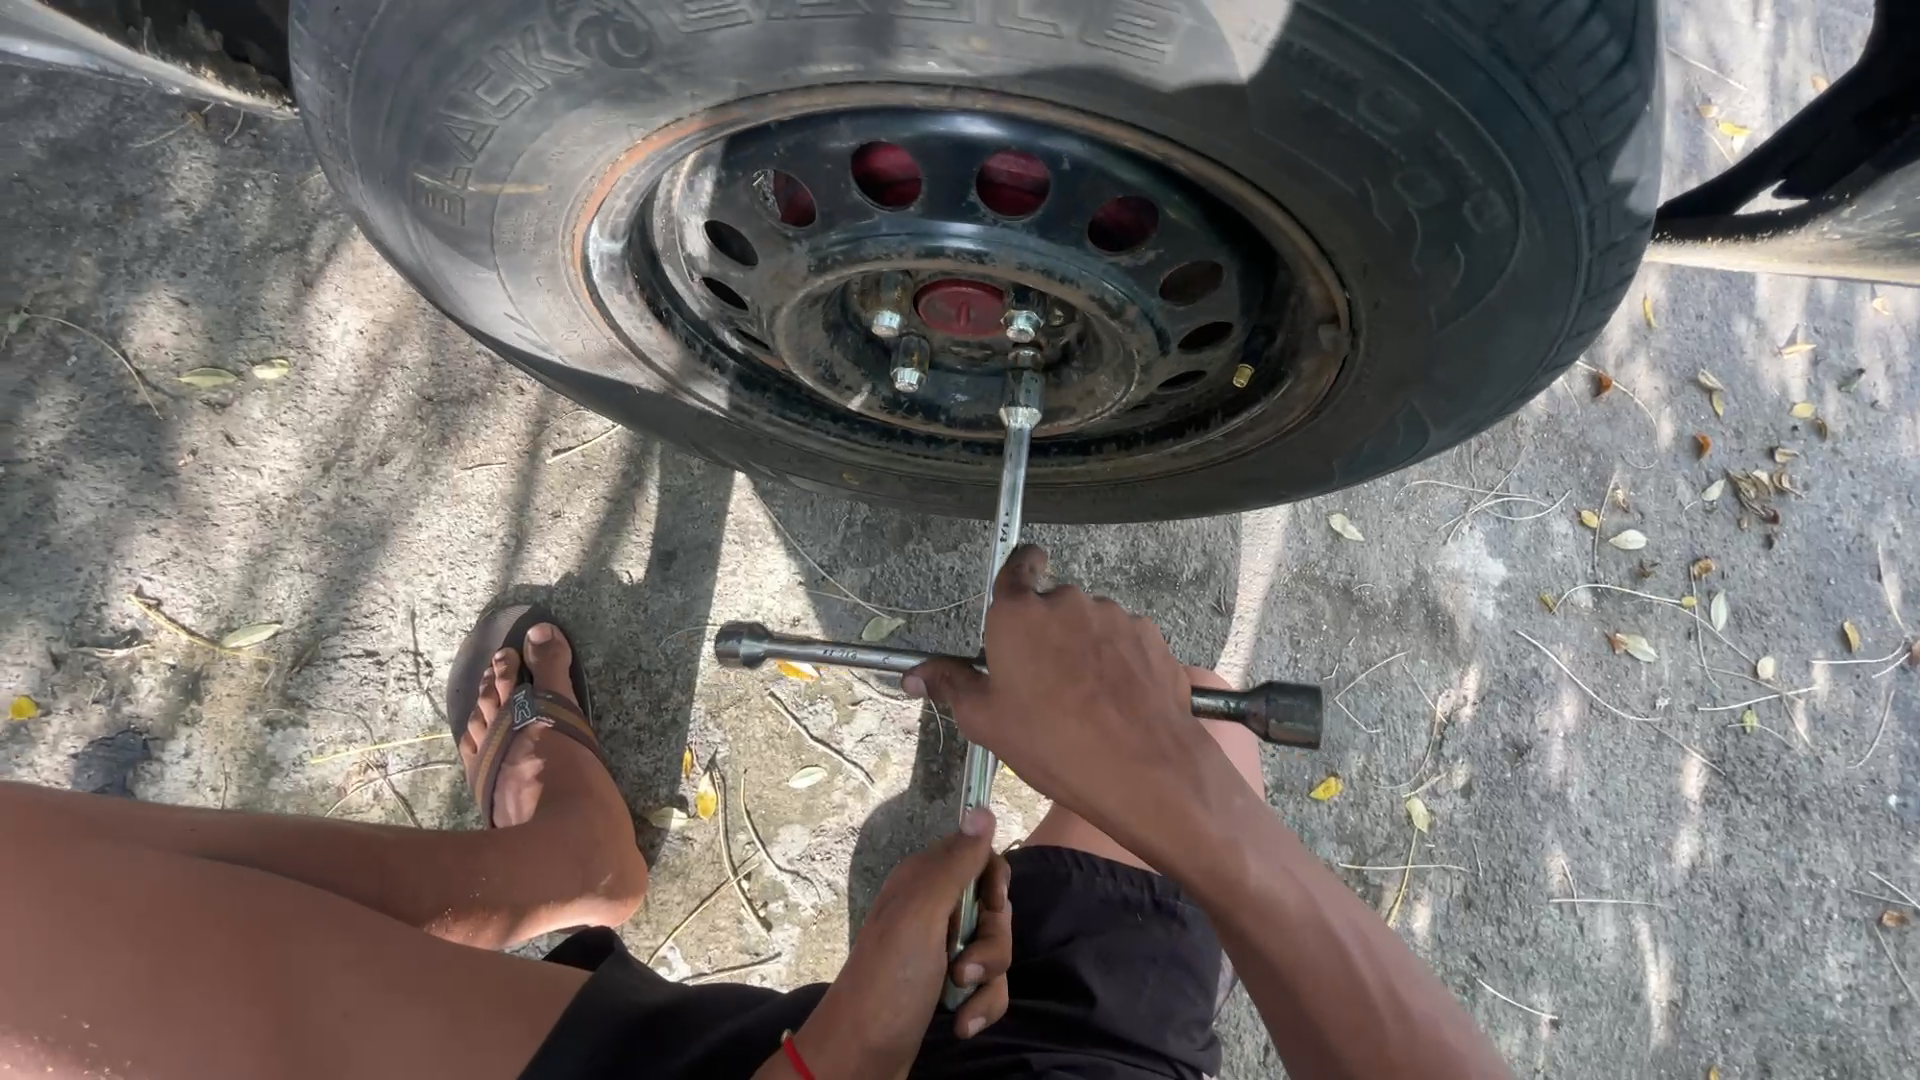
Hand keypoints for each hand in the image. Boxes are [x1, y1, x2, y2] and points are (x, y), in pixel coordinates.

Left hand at [759, 808, 1012, 1079]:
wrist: (859, 1059)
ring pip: (997, 950)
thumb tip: (982, 807)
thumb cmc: (889, 979)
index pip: (981, 857)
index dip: (995, 884)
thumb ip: (957, 862)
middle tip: (963, 967)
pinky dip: (982, 1006)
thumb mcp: (922, 913)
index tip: (991, 907)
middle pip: (995, 909)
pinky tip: (962, 1025)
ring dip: (987, 982)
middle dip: (993, 944)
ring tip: (959, 1005)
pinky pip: (989, 985)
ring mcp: (942, 949)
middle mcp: (935, 908)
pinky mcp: (950, 987)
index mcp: (925, 879)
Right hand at [904, 546, 1225, 862]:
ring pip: (1091, 623)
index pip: (1016, 564)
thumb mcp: (986, 721)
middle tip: (1045, 681)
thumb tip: (913, 675)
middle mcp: (1068, 601)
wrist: (1144, 770)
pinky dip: (1118, 661)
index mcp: (1019, 613)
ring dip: (1085, 647)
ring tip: (1087, 699)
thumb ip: (949, 685)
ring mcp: (1115, 616)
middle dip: (1048, 632)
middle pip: (1052, 605)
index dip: (1019, 568)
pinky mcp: (1152, 636)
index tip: (1021, 585)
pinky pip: (1124, 640)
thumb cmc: (1053, 743)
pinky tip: (1117, 701)